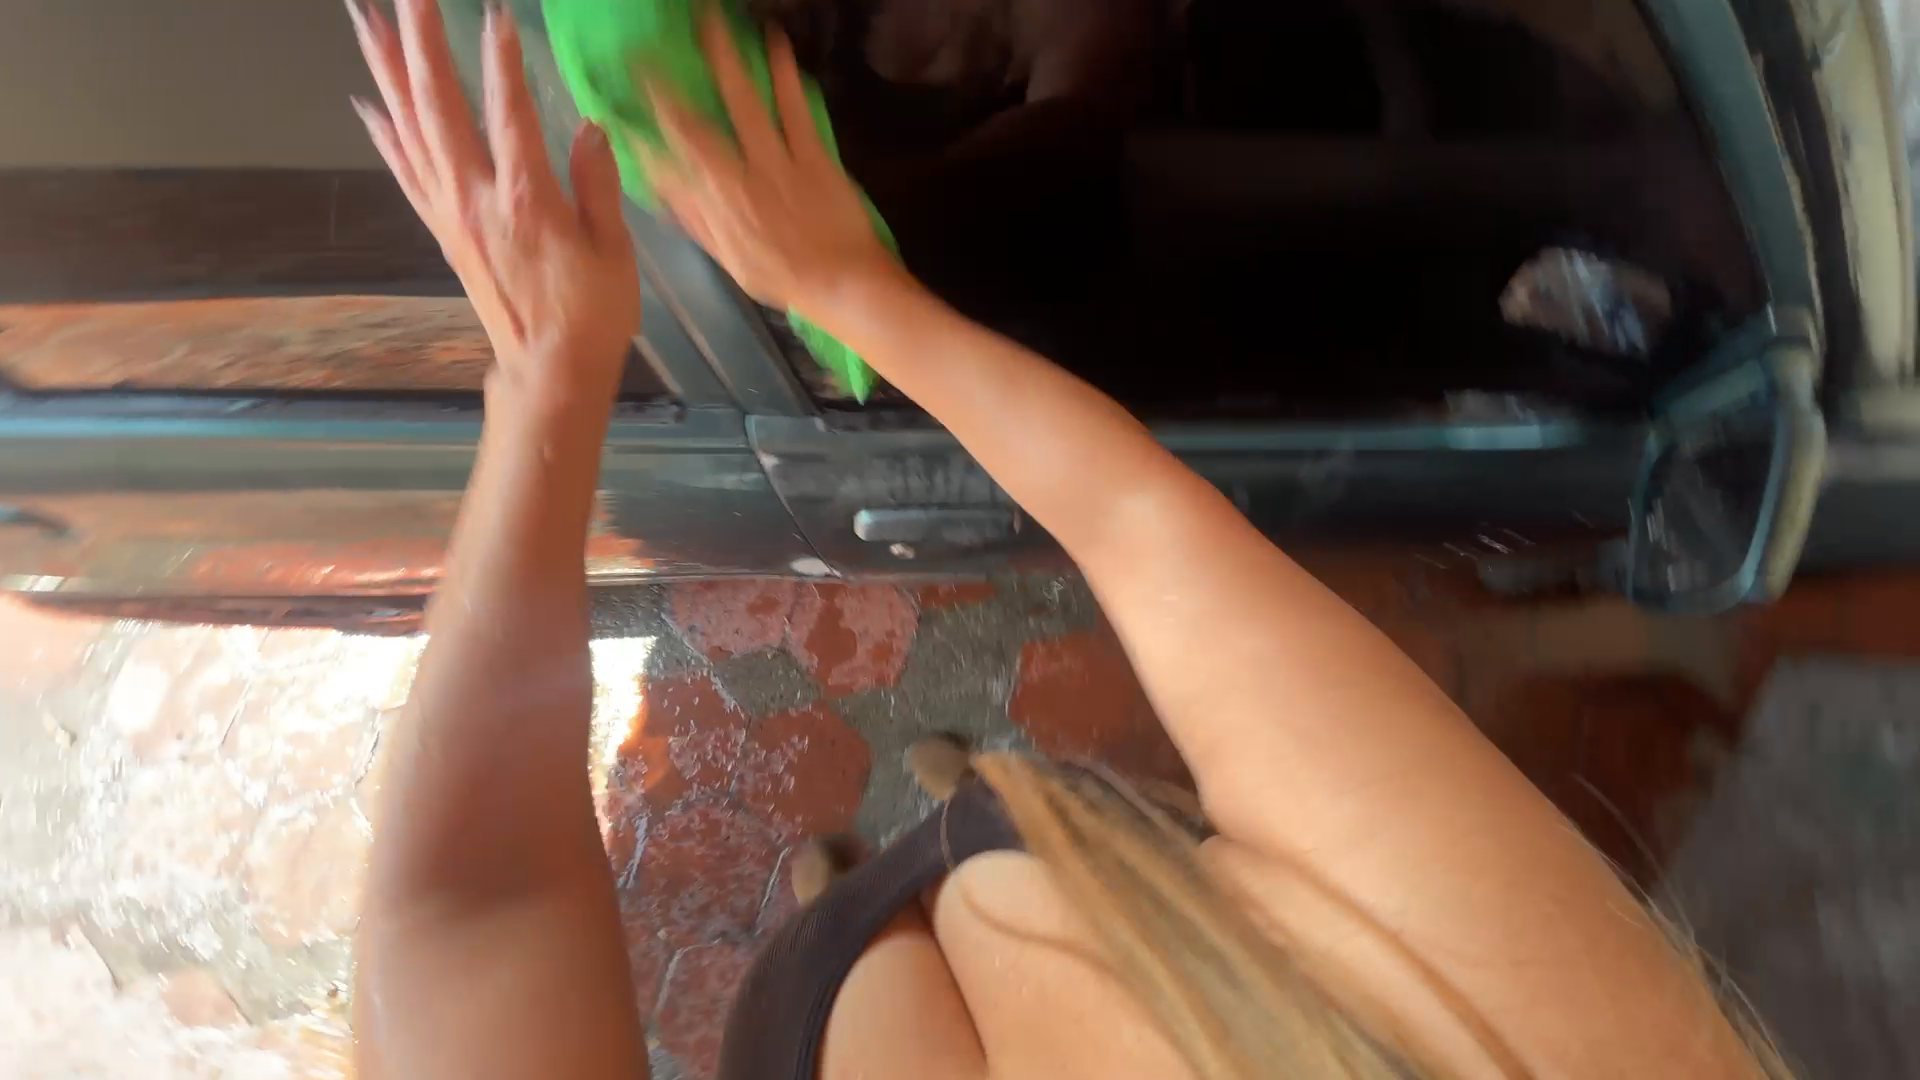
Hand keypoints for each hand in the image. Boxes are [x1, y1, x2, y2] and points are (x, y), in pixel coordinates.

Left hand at [347, 0, 639, 408]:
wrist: (551, 367)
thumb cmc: (595, 313)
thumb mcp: (614, 251)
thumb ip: (599, 186)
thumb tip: (589, 128)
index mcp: (528, 199)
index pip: (508, 110)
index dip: (500, 57)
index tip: (496, 13)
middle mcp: (477, 197)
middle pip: (438, 104)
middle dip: (419, 39)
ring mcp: (452, 214)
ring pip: (410, 128)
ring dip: (387, 69)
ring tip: (366, 17)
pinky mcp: (444, 233)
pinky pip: (406, 173)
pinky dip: (386, 134)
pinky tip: (369, 102)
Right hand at [648, 15, 896, 314]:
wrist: (843, 285)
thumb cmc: (788, 279)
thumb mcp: (734, 262)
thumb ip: (699, 224)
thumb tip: (664, 194)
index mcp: (717, 209)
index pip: (667, 167)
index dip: (639, 138)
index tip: (617, 112)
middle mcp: (738, 182)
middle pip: (693, 127)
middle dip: (663, 87)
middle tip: (644, 52)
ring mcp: (776, 165)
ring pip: (742, 105)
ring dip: (723, 60)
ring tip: (709, 22)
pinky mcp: (812, 157)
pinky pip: (794, 110)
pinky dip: (784, 75)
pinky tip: (775, 43)